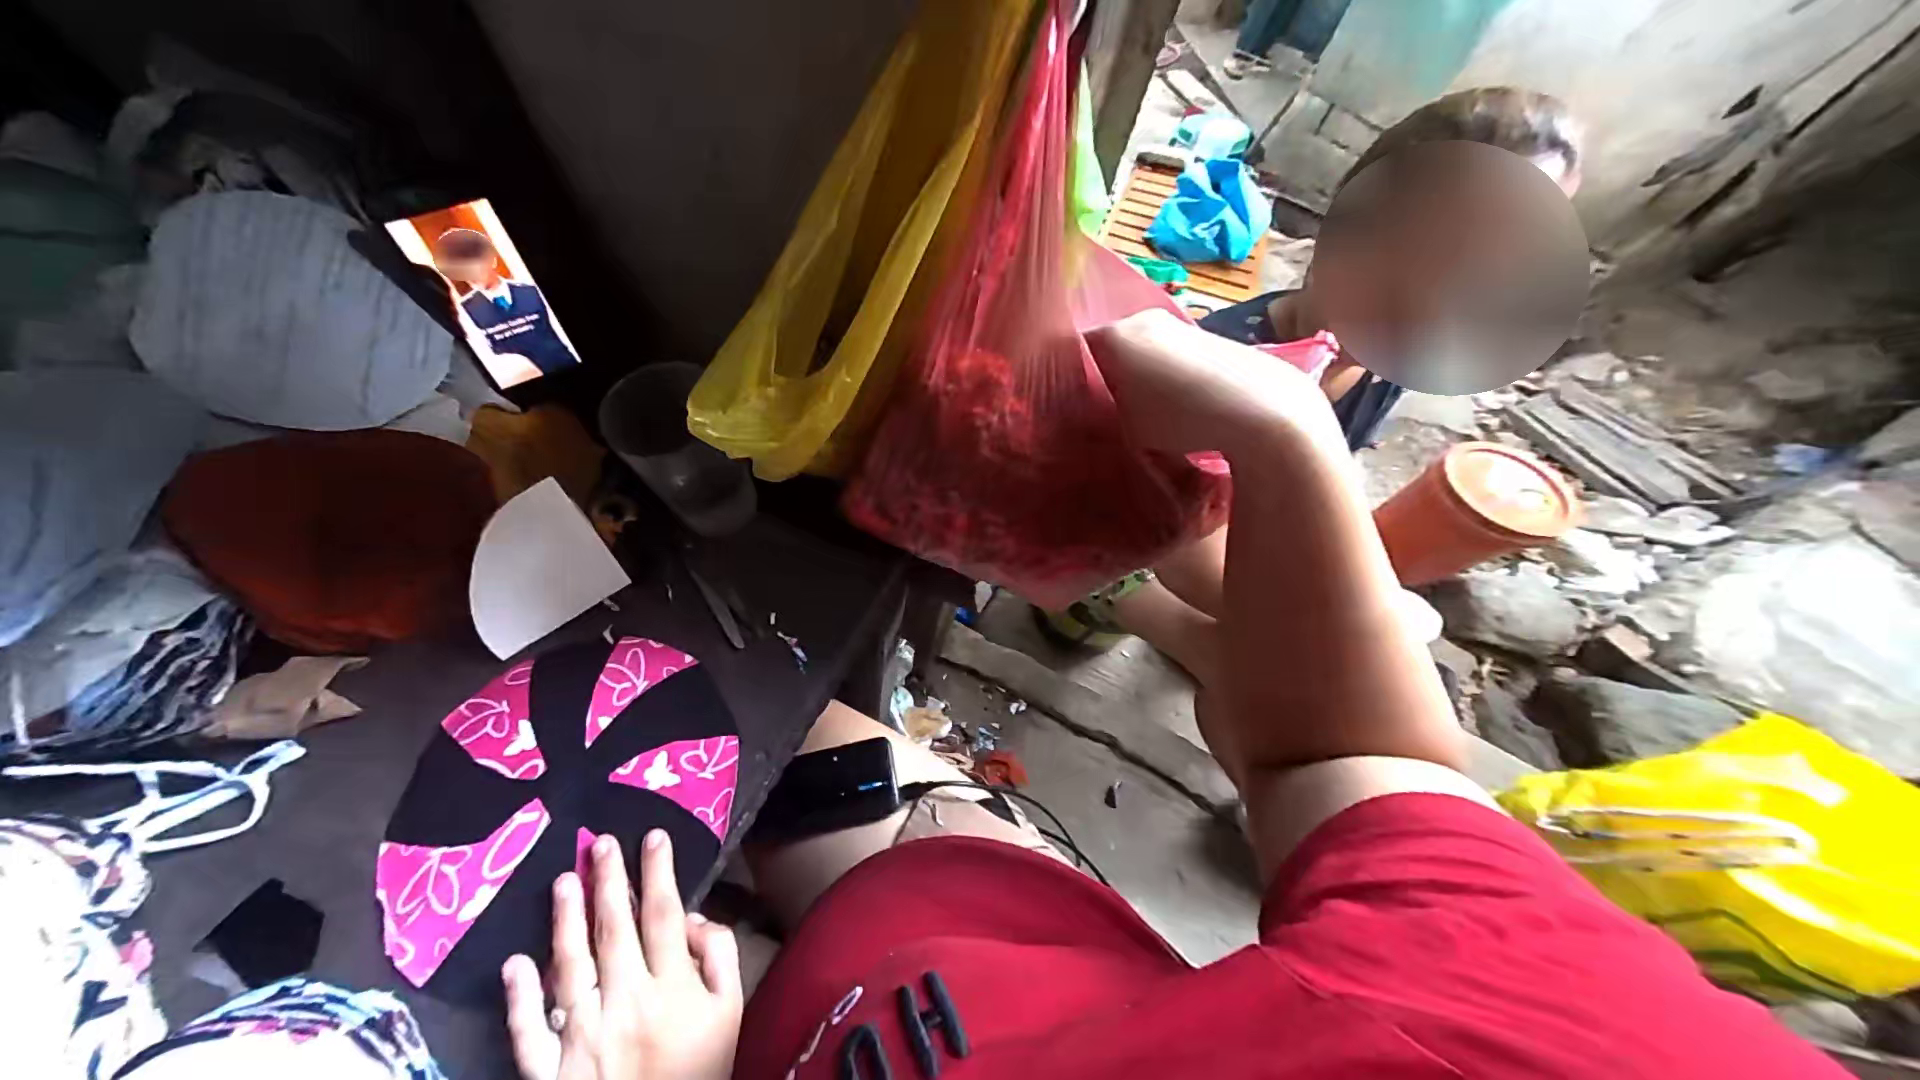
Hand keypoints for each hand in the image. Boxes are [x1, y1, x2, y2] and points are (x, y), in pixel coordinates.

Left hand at [503, 830, 741, 1079]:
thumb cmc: (699, 1072)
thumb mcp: (731, 1013)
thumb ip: (719, 956)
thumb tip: (691, 918)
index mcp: (672, 990)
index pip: (663, 915)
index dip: (659, 872)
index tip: (653, 836)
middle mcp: (625, 1004)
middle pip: (614, 930)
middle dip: (608, 881)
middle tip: (600, 842)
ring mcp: (581, 1040)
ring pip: (569, 967)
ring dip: (565, 920)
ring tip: (563, 880)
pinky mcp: (549, 1073)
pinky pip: (529, 1032)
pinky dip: (519, 998)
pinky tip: (515, 963)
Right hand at [1086, 310, 1347, 458]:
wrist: (1261, 411)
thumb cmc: (1180, 422)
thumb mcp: (1127, 427)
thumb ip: (1108, 408)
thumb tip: (1107, 404)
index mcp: (1112, 336)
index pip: (1076, 355)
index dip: (1076, 384)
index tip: (1082, 411)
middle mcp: (1141, 318)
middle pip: (1112, 349)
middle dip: (1111, 378)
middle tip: (1114, 414)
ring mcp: (1177, 324)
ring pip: (1144, 351)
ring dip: (1143, 377)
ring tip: (1153, 414)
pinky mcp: (1208, 334)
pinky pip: (1172, 355)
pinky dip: (1171, 376)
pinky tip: (1183, 405)